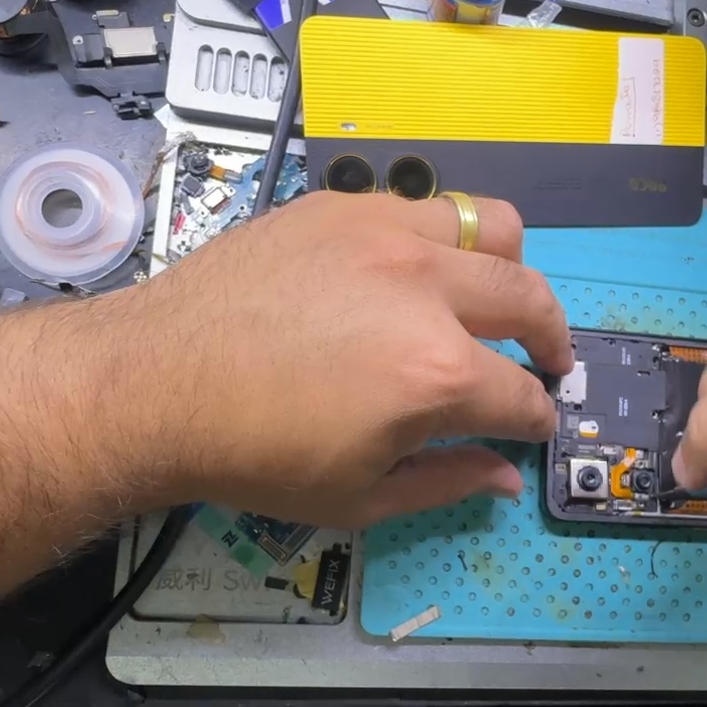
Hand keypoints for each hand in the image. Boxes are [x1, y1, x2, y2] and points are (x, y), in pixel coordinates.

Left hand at [123, 191, 571, 526]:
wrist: (153, 385)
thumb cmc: (255, 456)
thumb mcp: (360, 498)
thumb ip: (449, 483)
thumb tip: (507, 476)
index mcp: (436, 373)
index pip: (522, 395)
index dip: (537, 418)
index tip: (534, 424)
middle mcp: (426, 290)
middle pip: (531, 300)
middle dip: (554, 339)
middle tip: (546, 361)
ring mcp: (384, 235)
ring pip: (493, 228)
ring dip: (509, 272)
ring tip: (489, 299)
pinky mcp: (341, 207)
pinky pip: (424, 207)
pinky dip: (443, 243)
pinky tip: (413, 272)